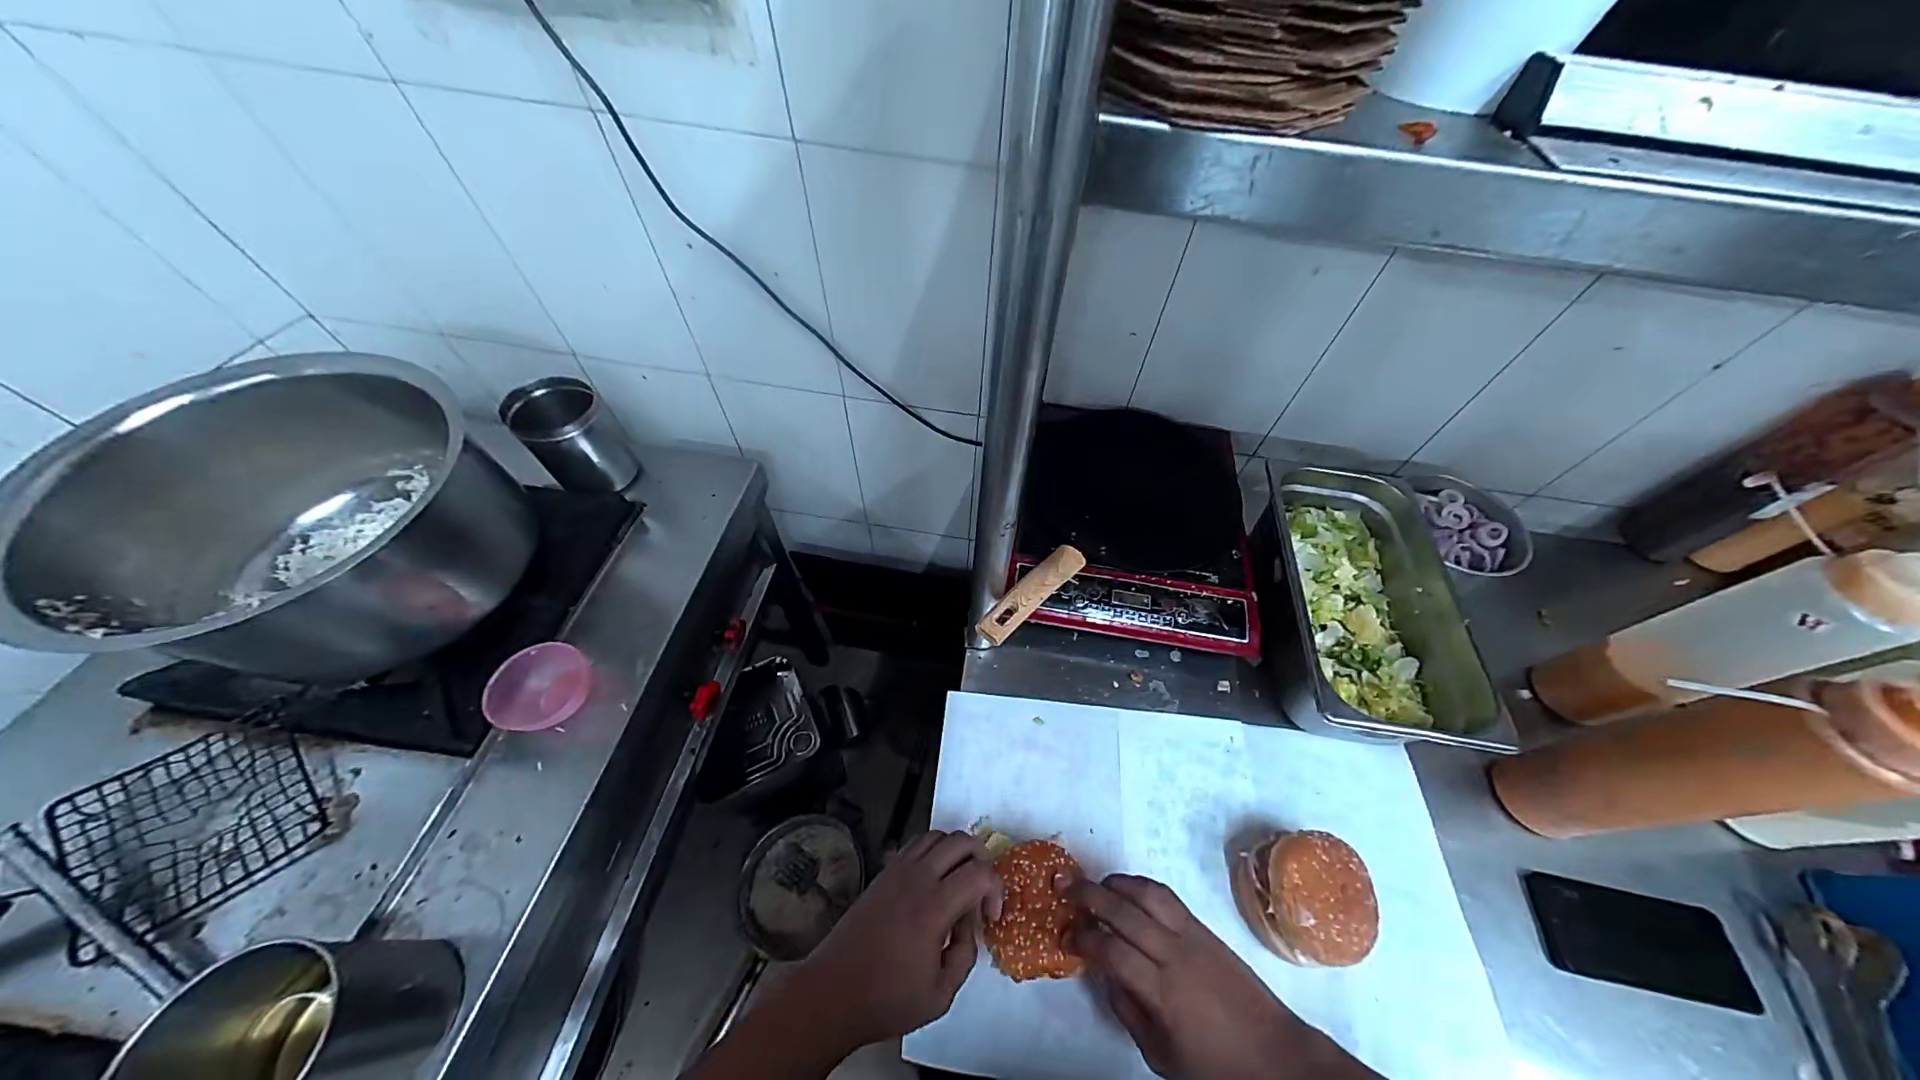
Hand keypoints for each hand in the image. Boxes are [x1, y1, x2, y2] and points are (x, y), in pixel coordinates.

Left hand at [683, 831, 1003, 1079]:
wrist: (833, 992)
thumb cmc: (886, 999)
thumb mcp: (940, 993)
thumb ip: (966, 954)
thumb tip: (969, 926)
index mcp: (933, 907)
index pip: (980, 872)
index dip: (996, 889)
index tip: (990, 917)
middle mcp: (916, 878)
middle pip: (961, 841)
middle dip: (982, 860)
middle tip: (981, 891)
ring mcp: (896, 871)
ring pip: (936, 835)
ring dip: (956, 851)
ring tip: (958, 882)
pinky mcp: (882, 873)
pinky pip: (914, 845)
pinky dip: (932, 851)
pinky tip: (932, 881)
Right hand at [1065, 874, 1377, 1079]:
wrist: (1276, 1054)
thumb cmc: (1215, 1065)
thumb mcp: (1161, 1054)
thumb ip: (1128, 1011)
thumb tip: (1105, 974)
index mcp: (1161, 991)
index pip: (1109, 949)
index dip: (1082, 938)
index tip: (1065, 937)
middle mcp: (1174, 954)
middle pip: (1122, 910)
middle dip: (1087, 893)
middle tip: (1063, 884)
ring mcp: (1192, 936)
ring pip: (1147, 893)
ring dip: (1116, 883)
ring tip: (1095, 884)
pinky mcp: (1205, 929)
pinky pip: (1167, 897)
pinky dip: (1142, 887)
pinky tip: (1129, 892)